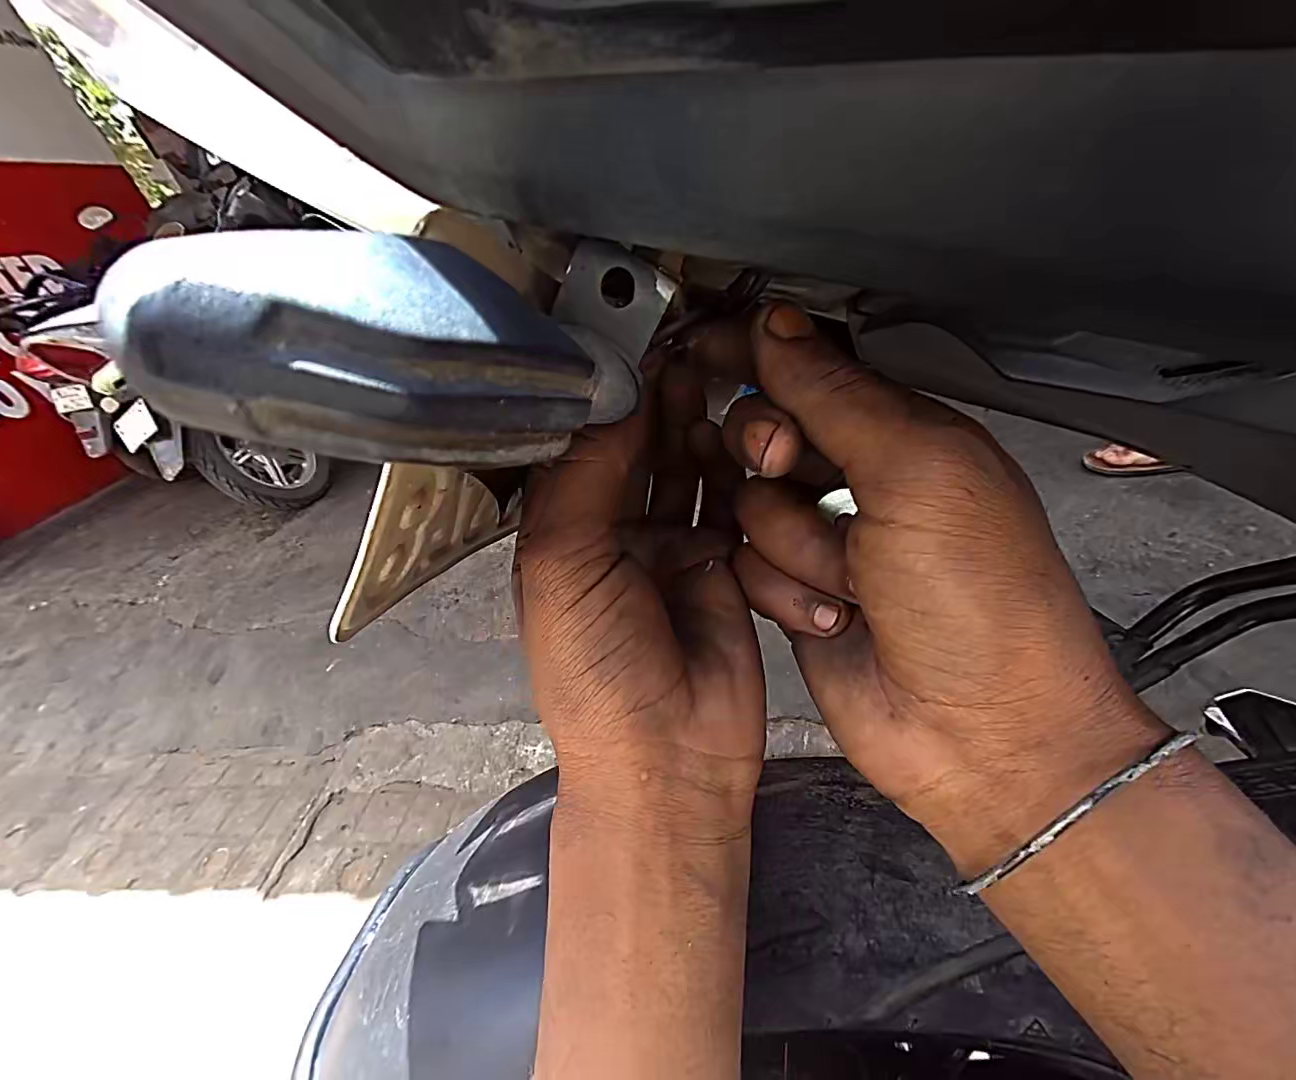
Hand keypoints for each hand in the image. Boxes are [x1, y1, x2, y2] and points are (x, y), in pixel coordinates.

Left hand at [515, 357, 765, 831]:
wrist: (670, 756)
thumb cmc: (599, 679)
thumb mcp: (562, 569)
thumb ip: (583, 478)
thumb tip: (613, 402)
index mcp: (564, 539)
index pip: (584, 452)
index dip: (608, 405)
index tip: (632, 356)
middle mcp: (615, 540)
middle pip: (638, 454)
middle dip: (655, 408)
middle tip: (678, 359)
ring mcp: (670, 552)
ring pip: (684, 474)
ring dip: (693, 432)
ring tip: (704, 388)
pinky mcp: (721, 567)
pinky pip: (727, 506)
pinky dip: (731, 474)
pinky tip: (733, 442)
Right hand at [692, 305, 1167, 865]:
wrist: (979, 732)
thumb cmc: (978, 598)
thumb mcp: (918, 473)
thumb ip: (837, 394)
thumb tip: (776, 325)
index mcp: (899, 430)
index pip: (809, 367)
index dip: (755, 353)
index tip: (703, 343)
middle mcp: (854, 477)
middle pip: (760, 430)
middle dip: (766, 447)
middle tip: (786, 461)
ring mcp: (819, 538)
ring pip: (746, 503)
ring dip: (792, 543)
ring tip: (852, 583)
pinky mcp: (790, 591)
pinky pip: (744, 562)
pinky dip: (783, 589)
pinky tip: (836, 618)